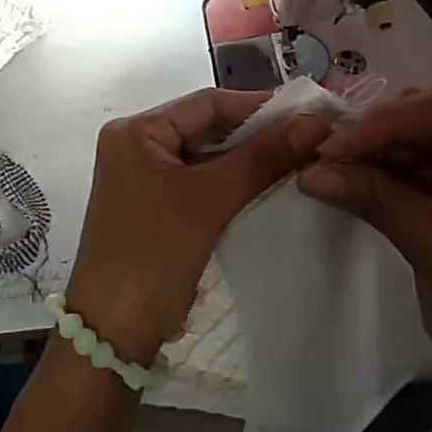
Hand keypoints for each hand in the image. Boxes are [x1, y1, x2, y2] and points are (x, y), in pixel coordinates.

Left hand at [68, 88, 332, 361]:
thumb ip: (263, 157)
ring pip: (206, 156)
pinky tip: (268, 184)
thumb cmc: (154, 253)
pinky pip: (201, 182)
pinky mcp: (156, 207)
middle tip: (311, 138)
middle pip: (206, 127)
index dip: (260, 106)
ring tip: (299, 158)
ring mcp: (145, 178)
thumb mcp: (210, 200)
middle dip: (257, 132)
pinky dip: (232, 181)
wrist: (114, 329)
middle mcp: (136, 146)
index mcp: (136, 131)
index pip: (208, 103)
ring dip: (248, 158)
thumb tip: (317, 123)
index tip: (310, 113)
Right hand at [297, 86, 431, 406]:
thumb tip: (310, 170)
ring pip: (420, 144)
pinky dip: (379, 174)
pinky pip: (417, 173)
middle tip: (322, 149)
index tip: (331, 146)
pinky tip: (346, 178)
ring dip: (372, 151)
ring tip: (324, 162)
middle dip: (376, 130)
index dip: (386, 121)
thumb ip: (380, 202)